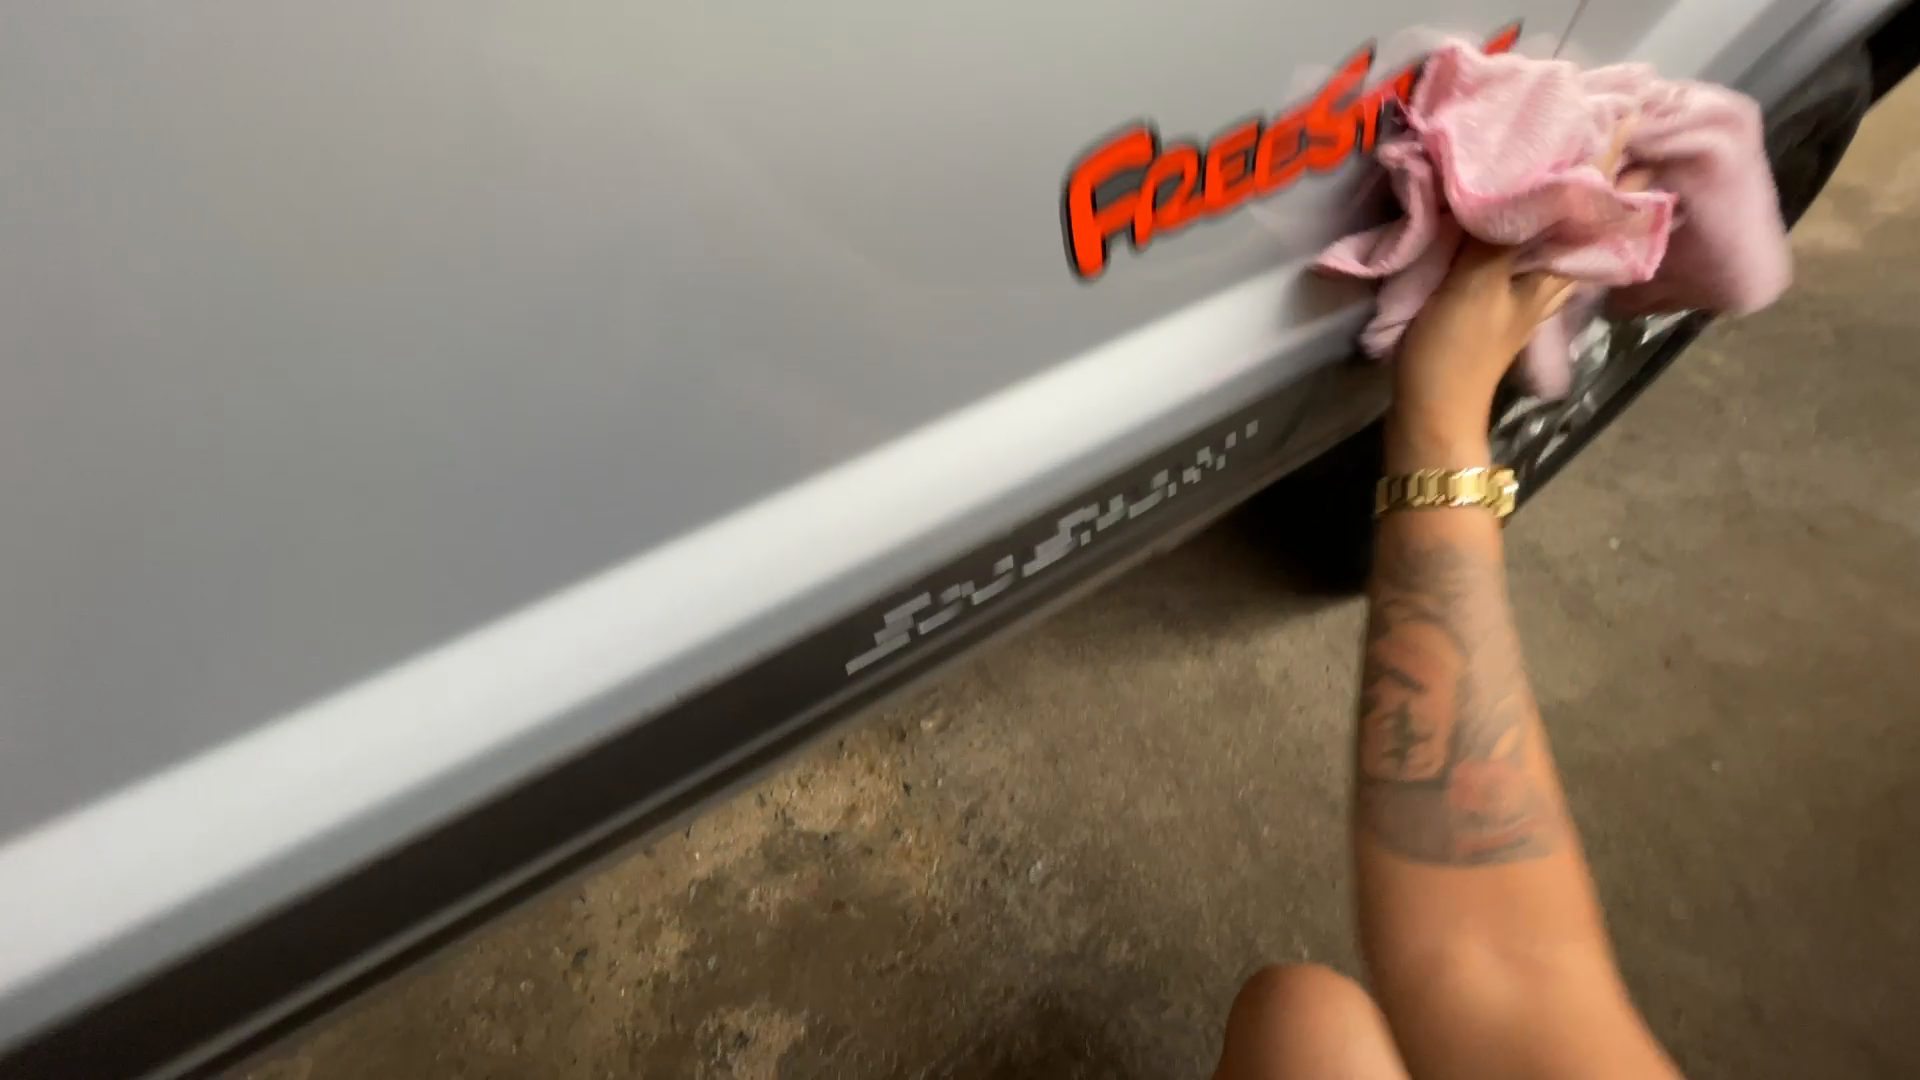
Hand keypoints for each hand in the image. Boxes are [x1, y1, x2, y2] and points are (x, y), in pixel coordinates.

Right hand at [1385, 125, 1645, 471]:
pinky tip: (1523, 223)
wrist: (1434, 410)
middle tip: (1602, 129)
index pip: (1589, 201)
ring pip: (1557, 236)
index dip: (1607, 158)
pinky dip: (1529, 231)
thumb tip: (1523, 178)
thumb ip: (1496, 235)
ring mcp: (1526, 293)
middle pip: (1582, 218)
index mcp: (1553, 267)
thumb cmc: (1454, 350)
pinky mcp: (1499, 304)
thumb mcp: (1472, 287)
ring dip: (1566, 203)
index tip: (1621, 112)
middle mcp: (1551, 276)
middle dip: (1595, 177)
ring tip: (1574, 166)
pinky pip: (1525, 254)